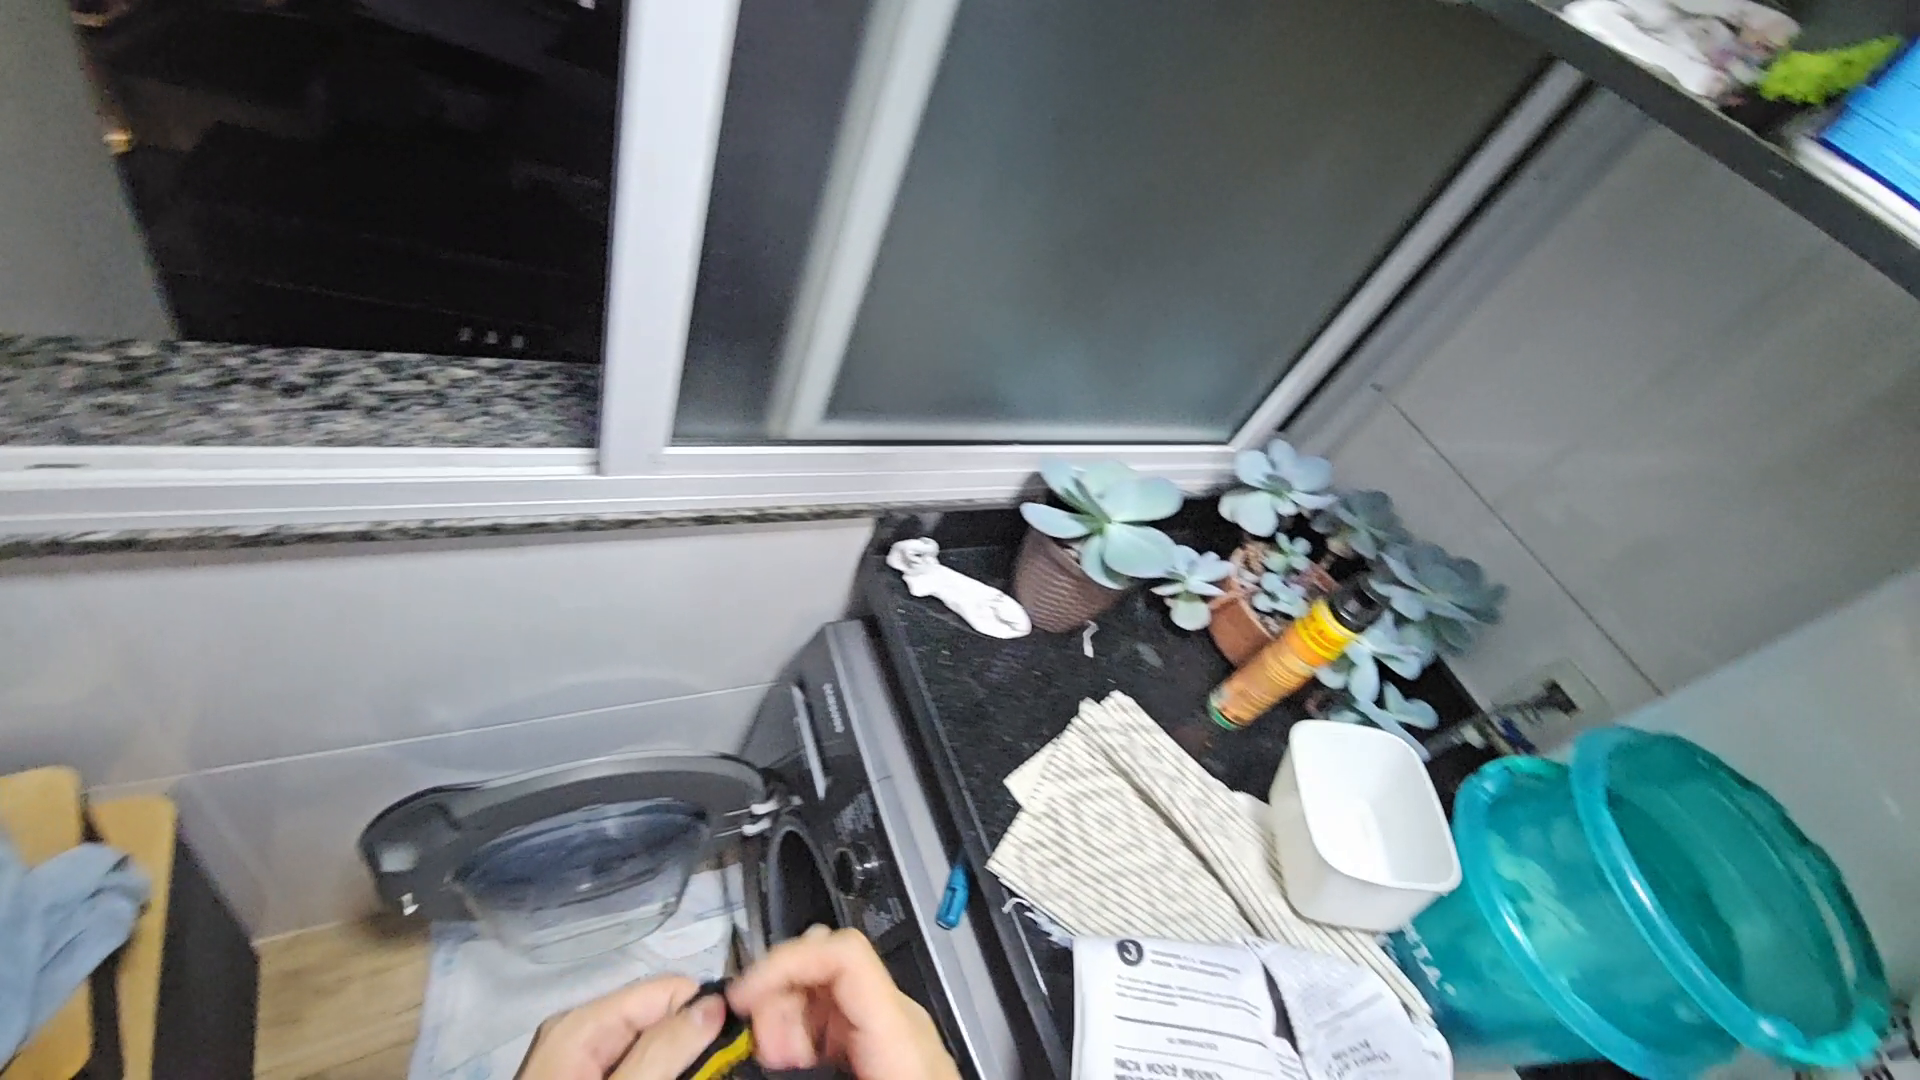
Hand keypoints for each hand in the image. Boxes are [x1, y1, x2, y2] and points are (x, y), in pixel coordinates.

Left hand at [517, 975, 727, 1079]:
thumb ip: (664, 1053)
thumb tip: (716, 1004)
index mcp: (583, 1026)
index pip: (667, 990)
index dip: (703, 1015)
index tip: (733, 1051)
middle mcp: (583, 1036)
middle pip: (661, 1019)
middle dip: (694, 1047)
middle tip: (723, 1074)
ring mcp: (583, 1068)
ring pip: (655, 1051)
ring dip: (682, 1070)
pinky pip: (639, 1072)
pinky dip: (660, 1079)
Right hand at [727, 926, 959, 1079]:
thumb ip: (807, 1071)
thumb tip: (763, 1060)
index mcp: (900, 1036)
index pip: (846, 957)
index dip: (788, 962)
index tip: (744, 1000)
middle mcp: (897, 1020)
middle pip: (826, 966)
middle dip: (780, 1000)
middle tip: (766, 1055)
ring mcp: (887, 1031)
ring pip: (821, 991)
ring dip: (784, 1021)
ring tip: (778, 1063)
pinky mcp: (875, 1049)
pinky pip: (828, 1020)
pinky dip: (798, 1037)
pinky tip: (791, 1066)